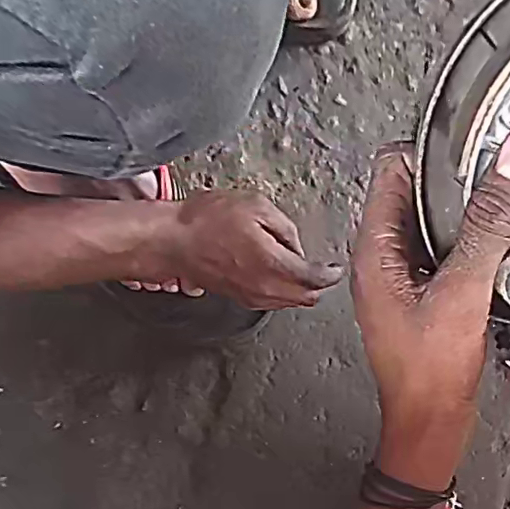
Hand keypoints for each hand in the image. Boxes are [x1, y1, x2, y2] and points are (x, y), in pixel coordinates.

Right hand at [154, 191, 343, 310]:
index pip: (315, 279)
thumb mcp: (255, 206)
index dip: (330, 274)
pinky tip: (278, 274)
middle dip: (318, 284)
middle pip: (307, 297)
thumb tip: (297, 248)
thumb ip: (286, 228)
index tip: (335, 268)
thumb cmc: (208, 220)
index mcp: (274, 265)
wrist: (174, 241)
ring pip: (292, 302)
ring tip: (298, 269)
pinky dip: (284, 292)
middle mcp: (268, 288)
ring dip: (301, 290)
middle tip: (320, 268)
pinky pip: (274, 301)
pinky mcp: (243, 300)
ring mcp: (255, 298)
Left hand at [351, 132, 509, 485]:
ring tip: (504, 217)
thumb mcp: (462, 291)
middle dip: (459, 184)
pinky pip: (447, 257)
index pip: (393, 169)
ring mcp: (404, 282)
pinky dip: (471, 249)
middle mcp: (384, 262)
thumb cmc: (429, 374)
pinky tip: (497, 256)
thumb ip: (488, 225)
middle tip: (500, 182)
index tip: (474, 148)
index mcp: (374, 252)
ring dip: (468, 218)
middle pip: (418, 195)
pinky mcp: (425, 300)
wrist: (432, 424)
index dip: (433, 152)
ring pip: (435, 227)